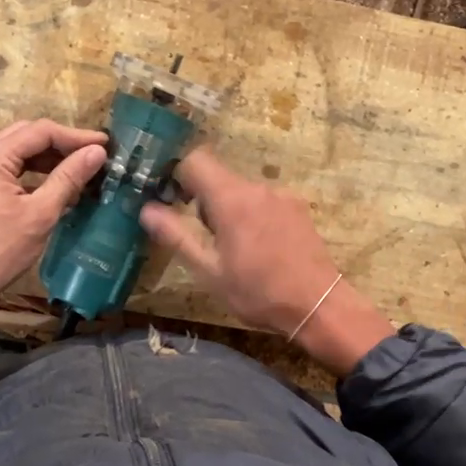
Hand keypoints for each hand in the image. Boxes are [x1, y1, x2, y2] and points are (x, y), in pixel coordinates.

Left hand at [0, 120, 108, 341]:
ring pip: (16, 152)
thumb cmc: (0, 251)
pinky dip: (31, 173)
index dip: (75, 136)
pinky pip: (6, 169)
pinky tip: (53, 187)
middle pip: (26, 135)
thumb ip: (68, 178)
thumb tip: (97, 152)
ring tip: (78, 171)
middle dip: (61, 143)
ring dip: (47, 158)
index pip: (40, 132)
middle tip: (92, 155)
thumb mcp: (40, 214)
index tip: (104, 145)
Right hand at [140, 149, 395, 374]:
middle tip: (199, 235)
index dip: (176, 172)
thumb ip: (176, 236)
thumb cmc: (258, 292)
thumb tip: (146, 210)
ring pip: (241, 190)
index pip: (195, 160)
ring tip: (232, 248)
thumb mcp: (209, 271)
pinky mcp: (298, 208)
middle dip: (202, 198)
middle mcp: (257, 187)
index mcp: (231, 198)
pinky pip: (263, 201)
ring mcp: (282, 196)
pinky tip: (258, 248)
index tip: (168, 196)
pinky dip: (251, 215)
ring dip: (228, 209)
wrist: (319, 306)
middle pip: (218, 176)